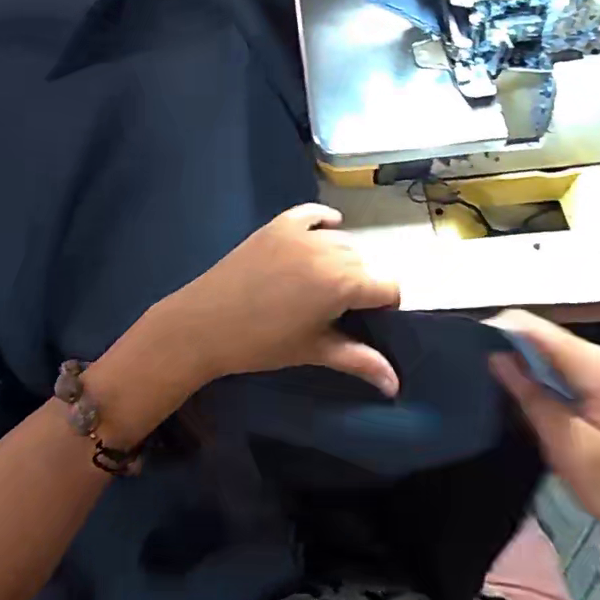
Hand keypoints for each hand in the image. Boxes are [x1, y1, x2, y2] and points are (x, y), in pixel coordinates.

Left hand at [139, 203, 401, 396]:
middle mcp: (329, 250)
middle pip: (366, 264)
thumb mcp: (314, 350)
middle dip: (363, 286)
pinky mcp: (278, 225)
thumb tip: (396, 385)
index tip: (368, 322)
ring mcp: (302, 233)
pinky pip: (312, 214)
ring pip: (343, 241)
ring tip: (322, 285)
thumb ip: (360, 361)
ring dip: (343, 260)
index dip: (385, 306)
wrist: (203, 324)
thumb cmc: (261, 343)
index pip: (388, 286)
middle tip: (340, 309)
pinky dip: (323, 221)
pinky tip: (324, 232)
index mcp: (343, 282)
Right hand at [489, 310, 599, 554]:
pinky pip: (549, 373)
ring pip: (539, 354)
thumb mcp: (573, 449)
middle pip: (534, 335)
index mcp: (595, 366)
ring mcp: (595, 374)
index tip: (464, 355)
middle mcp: (596, 359)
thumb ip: (533, 398)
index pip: (532, 326)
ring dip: (512, 367)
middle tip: (468, 377)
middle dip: (501, 350)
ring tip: (481, 387)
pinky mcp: (591, 391)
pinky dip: (528, 382)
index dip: (496, 333)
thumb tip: (495, 356)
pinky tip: (511, 402)